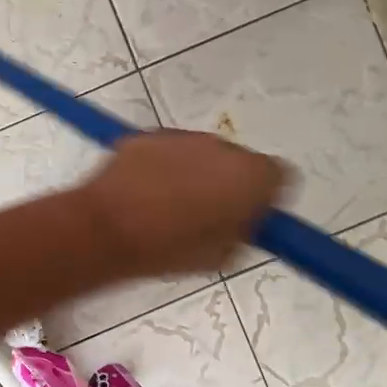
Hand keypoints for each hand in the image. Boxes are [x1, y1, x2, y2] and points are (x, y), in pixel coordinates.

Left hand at [77, 130, 288, 277]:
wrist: (108, 227)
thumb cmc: (173, 247)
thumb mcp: (229, 251)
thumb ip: (244, 224)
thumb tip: (240, 214)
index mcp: (252, 174)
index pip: (278, 176)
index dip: (264, 195)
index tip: (248, 214)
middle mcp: (219, 145)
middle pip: (236, 159)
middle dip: (227, 178)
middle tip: (207, 208)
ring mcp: (178, 136)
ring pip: (198, 152)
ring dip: (192, 168)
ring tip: (168, 200)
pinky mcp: (142, 135)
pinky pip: (164, 149)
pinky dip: (160, 163)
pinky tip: (143, 187)